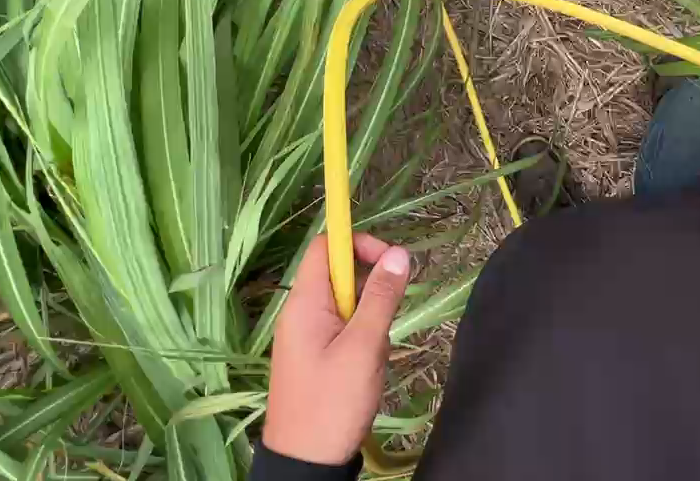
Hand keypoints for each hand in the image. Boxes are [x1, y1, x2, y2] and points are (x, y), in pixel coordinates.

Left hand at [263, 233, 412, 464]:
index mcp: (304, 303)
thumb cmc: (332, 404)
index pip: (325, 245)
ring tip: (378, 343)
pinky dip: (361, 330)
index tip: (388, 259)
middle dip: (370, 280)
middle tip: (391, 305)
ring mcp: (305, 334)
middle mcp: (300, 312)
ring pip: (343, 299)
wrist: (303, 468)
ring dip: (368, 310)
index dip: (357, 242)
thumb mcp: (364, 347)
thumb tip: (399, 252)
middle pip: (336, 270)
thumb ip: (382, 297)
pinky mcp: (313, 354)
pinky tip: (370, 357)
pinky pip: (340, 324)